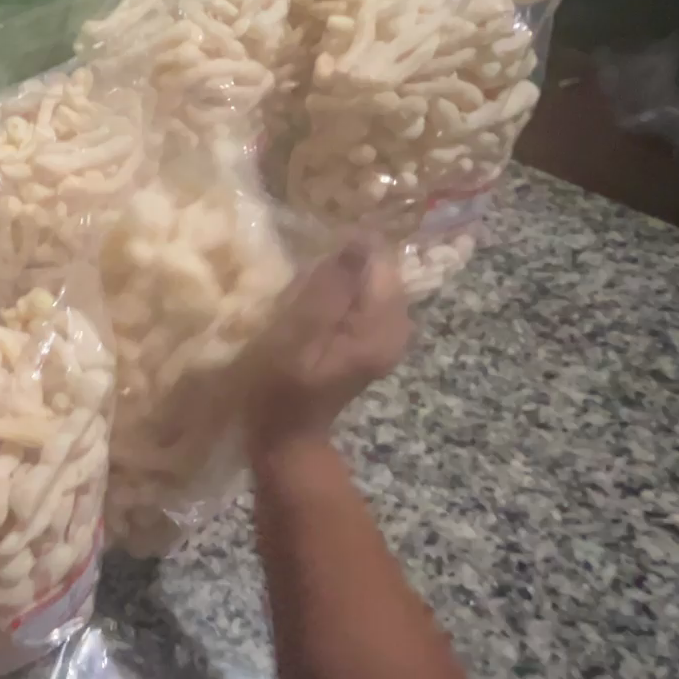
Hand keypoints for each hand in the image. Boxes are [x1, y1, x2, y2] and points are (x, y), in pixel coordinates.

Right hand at [242, 238, 410, 453]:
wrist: (285, 439)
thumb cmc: (281, 392)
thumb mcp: (297, 340)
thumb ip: (328, 292)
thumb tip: (355, 240)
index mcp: (383, 326)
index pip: (379, 262)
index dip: (345, 247)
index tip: (307, 249)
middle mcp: (397, 327)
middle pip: (377, 272)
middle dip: (342, 261)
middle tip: (297, 267)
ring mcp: (385, 336)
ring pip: (366, 285)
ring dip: (336, 277)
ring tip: (298, 281)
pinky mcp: (369, 341)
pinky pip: (359, 302)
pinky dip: (335, 295)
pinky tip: (308, 301)